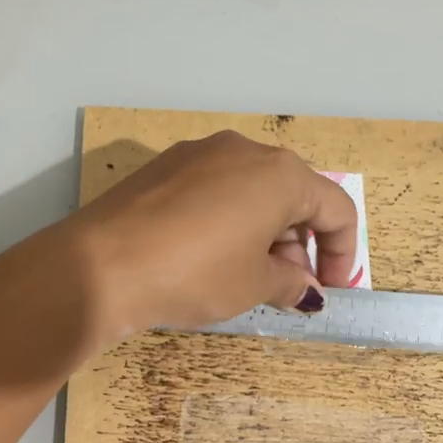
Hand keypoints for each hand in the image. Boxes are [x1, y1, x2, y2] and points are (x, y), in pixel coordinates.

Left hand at [51, 131, 358, 339]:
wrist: (99, 265)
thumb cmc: (193, 273)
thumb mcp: (252, 285)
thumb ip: (290, 282)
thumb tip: (305, 287)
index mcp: (279, 173)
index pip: (336, 209)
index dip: (343, 254)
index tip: (331, 291)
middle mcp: (243, 150)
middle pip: (292, 194)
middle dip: (299, 243)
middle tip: (287, 289)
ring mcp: (199, 153)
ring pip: (251, 190)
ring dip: (263, 232)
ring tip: (247, 277)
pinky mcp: (164, 166)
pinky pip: (214, 190)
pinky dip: (227, 220)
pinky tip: (208, 256)